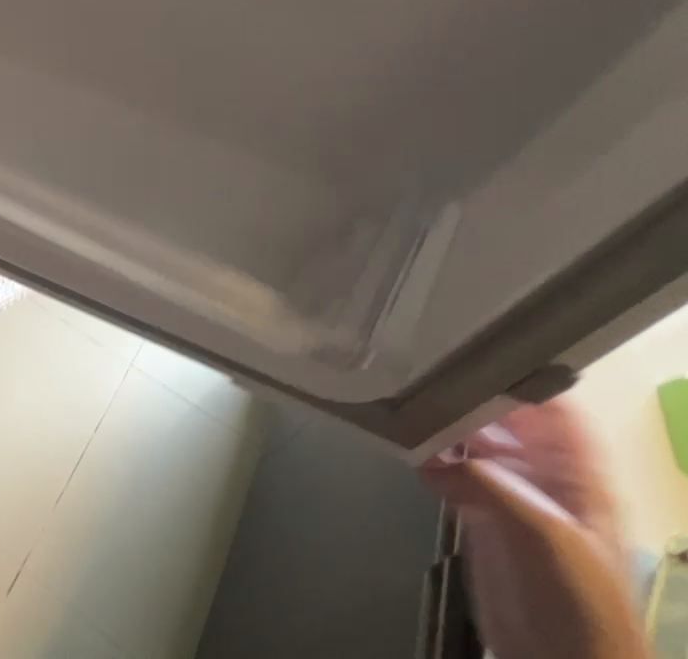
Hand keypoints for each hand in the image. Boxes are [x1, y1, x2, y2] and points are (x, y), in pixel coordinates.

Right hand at [421, 401, 644, 658]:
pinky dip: (427, 458)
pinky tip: (405, 451)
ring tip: (401, 410)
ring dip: (441, 429)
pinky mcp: (481, 514)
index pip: (556, 413)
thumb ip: (493, 484)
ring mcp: (513, 496)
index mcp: (580, 477)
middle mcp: (546, 477)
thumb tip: (439, 448)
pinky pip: (451, 472)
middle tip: (418, 376)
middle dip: (466, 400)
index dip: (522, 380)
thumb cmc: (575, 598)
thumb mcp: (543, 535)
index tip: (472, 352)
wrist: (560, 656)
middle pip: (506, 423)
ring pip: (473, 445)